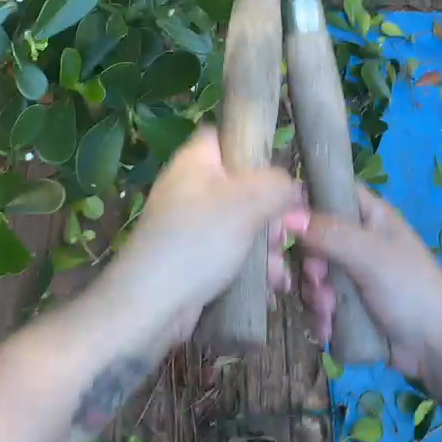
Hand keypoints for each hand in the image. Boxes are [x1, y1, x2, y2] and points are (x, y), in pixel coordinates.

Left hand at [98, 128, 307, 339]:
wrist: (150, 305)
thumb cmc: (199, 241)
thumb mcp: (247, 202)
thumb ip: (278, 185)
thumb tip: (291, 188)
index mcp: (196, 160)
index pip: (227, 136)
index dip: (255, 149)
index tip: (280, 175)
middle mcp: (190, 186)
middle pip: (242, 184)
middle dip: (272, 210)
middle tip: (288, 230)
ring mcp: (189, 223)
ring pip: (241, 222)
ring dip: (267, 243)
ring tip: (279, 267)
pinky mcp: (192, 257)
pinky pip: (230, 250)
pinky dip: (251, 264)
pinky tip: (270, 283)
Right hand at [297, 185, 441, 393]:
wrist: (438, 350)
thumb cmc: (411, 289)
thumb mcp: (371, 256)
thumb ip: (329, 233)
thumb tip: (286, 216)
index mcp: (368, 215)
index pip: (327, 192)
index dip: (302, 203)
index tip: (283, 225)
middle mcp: (356, 239)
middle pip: (311, 238)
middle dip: (309, 265)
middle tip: (320, 283)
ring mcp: (350, 274)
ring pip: (311, 274)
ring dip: (313, 295)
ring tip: (329, 313)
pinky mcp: (347, 305)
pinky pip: (318, 303)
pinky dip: (319, 316)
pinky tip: (328, 330)